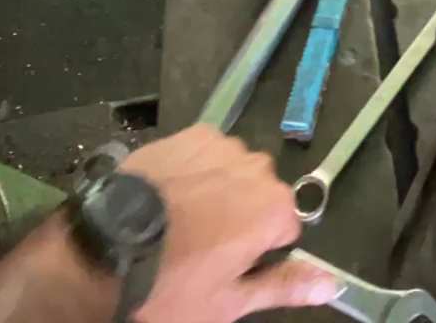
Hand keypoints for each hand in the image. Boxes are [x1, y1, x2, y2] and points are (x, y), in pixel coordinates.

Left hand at [125, 126, 339, 321]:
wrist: (102, 251)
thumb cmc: (169, 286)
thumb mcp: (227, 302)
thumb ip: (285, 286)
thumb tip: (334, 283)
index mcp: (274, 208)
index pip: (286, 229)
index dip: (258, 252)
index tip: (226, 267)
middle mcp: (259, 167)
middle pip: (262, 195)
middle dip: (241, 217)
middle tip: (201, 248)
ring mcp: (225, 145)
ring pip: (235, 172)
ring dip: (219, 191)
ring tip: (180, 223)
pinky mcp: (193, 133)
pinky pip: (208, 152)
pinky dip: (196, 170)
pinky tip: (169, 195)